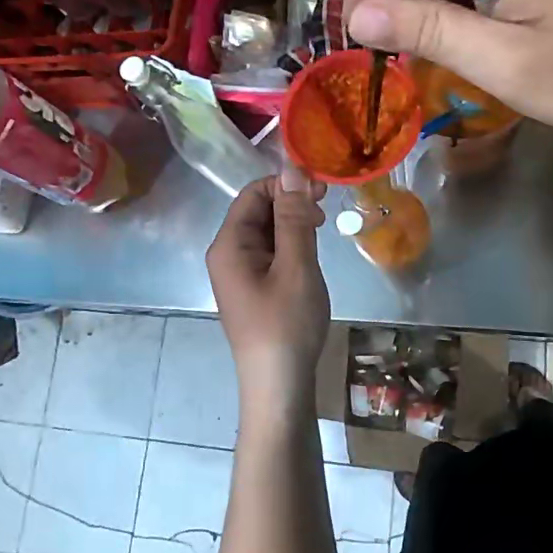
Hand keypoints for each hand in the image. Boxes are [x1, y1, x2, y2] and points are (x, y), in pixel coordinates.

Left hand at [206, 167, 329, 399]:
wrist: (277, 383)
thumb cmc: (287, 323)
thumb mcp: (296, 266)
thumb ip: (293, 217)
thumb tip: (292, 169)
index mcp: (228, 244)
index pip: (251, 194)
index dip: (285, 184)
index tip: (322, 189)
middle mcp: (226, 254)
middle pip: (255, 212)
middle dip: (290, 203)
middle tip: (327, 210)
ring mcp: (237, 273)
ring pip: (264, 233)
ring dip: (292, 225)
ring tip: (321, 233)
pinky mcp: (251, 289)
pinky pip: (268, 254)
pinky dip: (289, 246)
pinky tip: (309, 254)